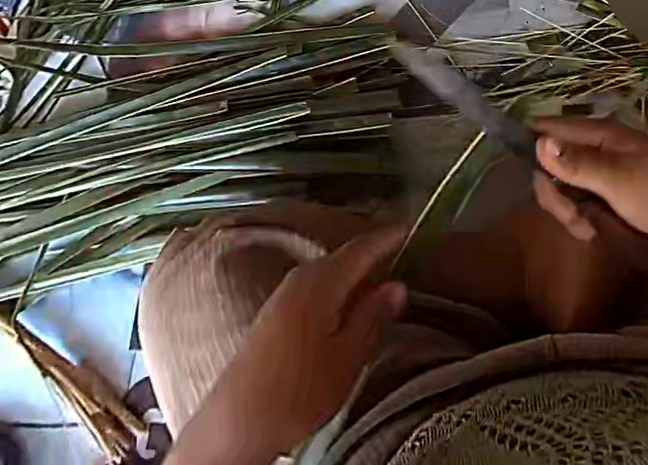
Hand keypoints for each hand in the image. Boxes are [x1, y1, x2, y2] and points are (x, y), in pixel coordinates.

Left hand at [182, 225, 409, 460]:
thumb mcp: (346, 358)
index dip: (388, 236)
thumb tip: (398, 285)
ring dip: (356, 270)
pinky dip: (339, 284)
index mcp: (322, 280)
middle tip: (403, 252)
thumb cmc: (299, 390)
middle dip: (373, 252)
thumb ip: (372, 317)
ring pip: (330, 270)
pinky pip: (318, 283)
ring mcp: (286, 290)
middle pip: (345, 255)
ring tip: (383, 276)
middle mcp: (302, 275)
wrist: (236, 420)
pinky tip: (349, 301)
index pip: (362, 247)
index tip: (411, 226)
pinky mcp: (276, 309)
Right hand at [530, 116, 647, 262]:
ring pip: (567, 185)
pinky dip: (582, 217)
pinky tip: (593, 232)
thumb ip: (576, 164)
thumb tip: (537, 142)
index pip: (551, 129)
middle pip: (554, 162)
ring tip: (586, 230)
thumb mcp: (619, 181)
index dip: (534, 147)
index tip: (532, 176)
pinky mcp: (615, 196)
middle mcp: (599, 147)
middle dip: (555, 190)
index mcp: (600, 133)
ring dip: (568, 209)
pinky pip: (583, 201)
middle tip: (569, 217)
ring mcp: (607, 172)